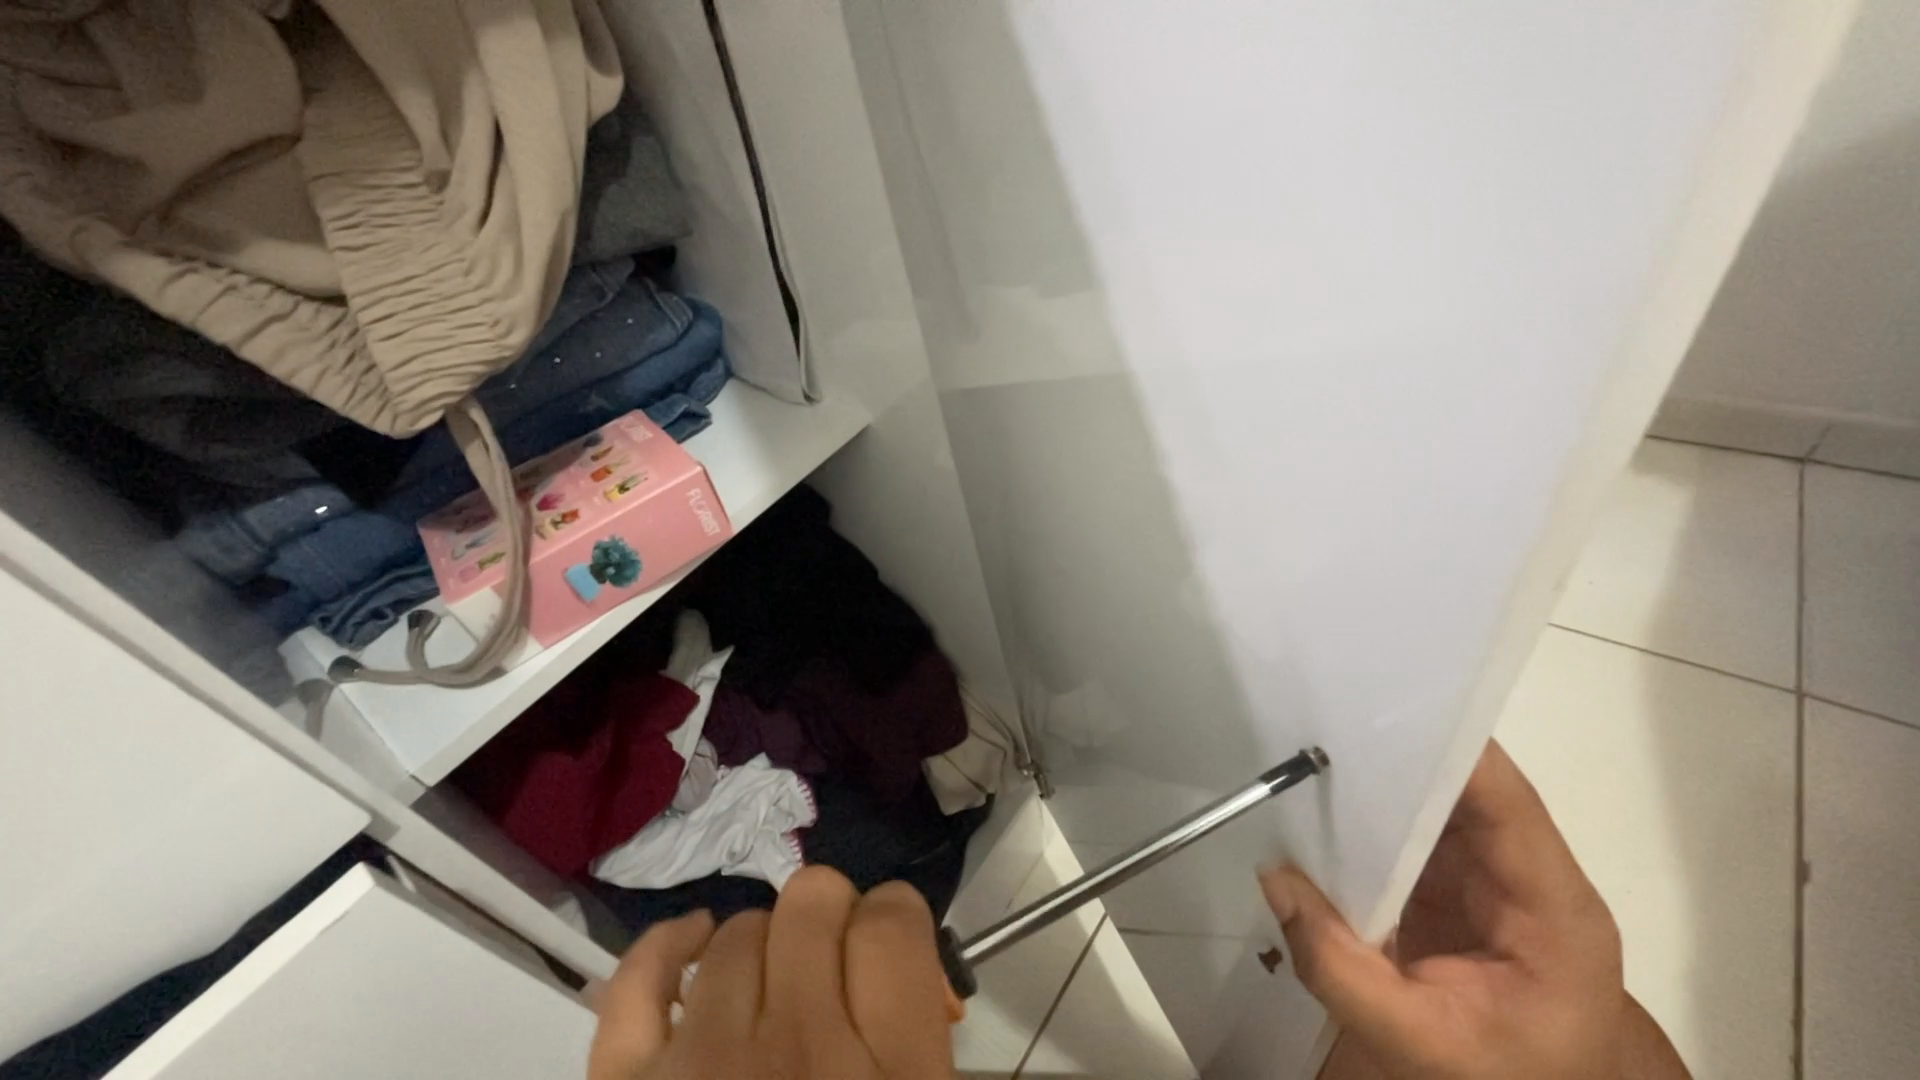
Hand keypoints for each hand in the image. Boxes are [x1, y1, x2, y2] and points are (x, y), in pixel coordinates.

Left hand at [588, 867, 956, 1078]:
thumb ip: (925, 1028)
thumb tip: (912, 962)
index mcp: (892, 1072)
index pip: (894, 919)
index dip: (896, 915)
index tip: (890, 939)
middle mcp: (799, 1051)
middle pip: (814, 900)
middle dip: (832, 916)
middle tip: (836, 966)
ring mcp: (704, 1065)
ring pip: (740, 930)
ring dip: (765, 944)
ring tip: (777, 985)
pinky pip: (638, 981)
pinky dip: (666, 947)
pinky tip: (697, 942)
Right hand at [1260, 740, 1689, 1079]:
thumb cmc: (1504, 1078)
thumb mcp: (1420, 1044)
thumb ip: (1342, 972)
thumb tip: (1274, 878)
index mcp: (1554, 909)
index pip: (1508, 804)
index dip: (1452, 752)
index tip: (1383, 711)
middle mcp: (1528, 878)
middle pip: (1465, 793)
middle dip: (1397, 757)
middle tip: (1324, 722)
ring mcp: (1491, 882)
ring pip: (1434, 809)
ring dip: (1378, 784)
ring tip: (1313, 750)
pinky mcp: (1456, 891)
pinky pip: (1410, 840)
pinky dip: (1369, 823)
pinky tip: (1322, 806)